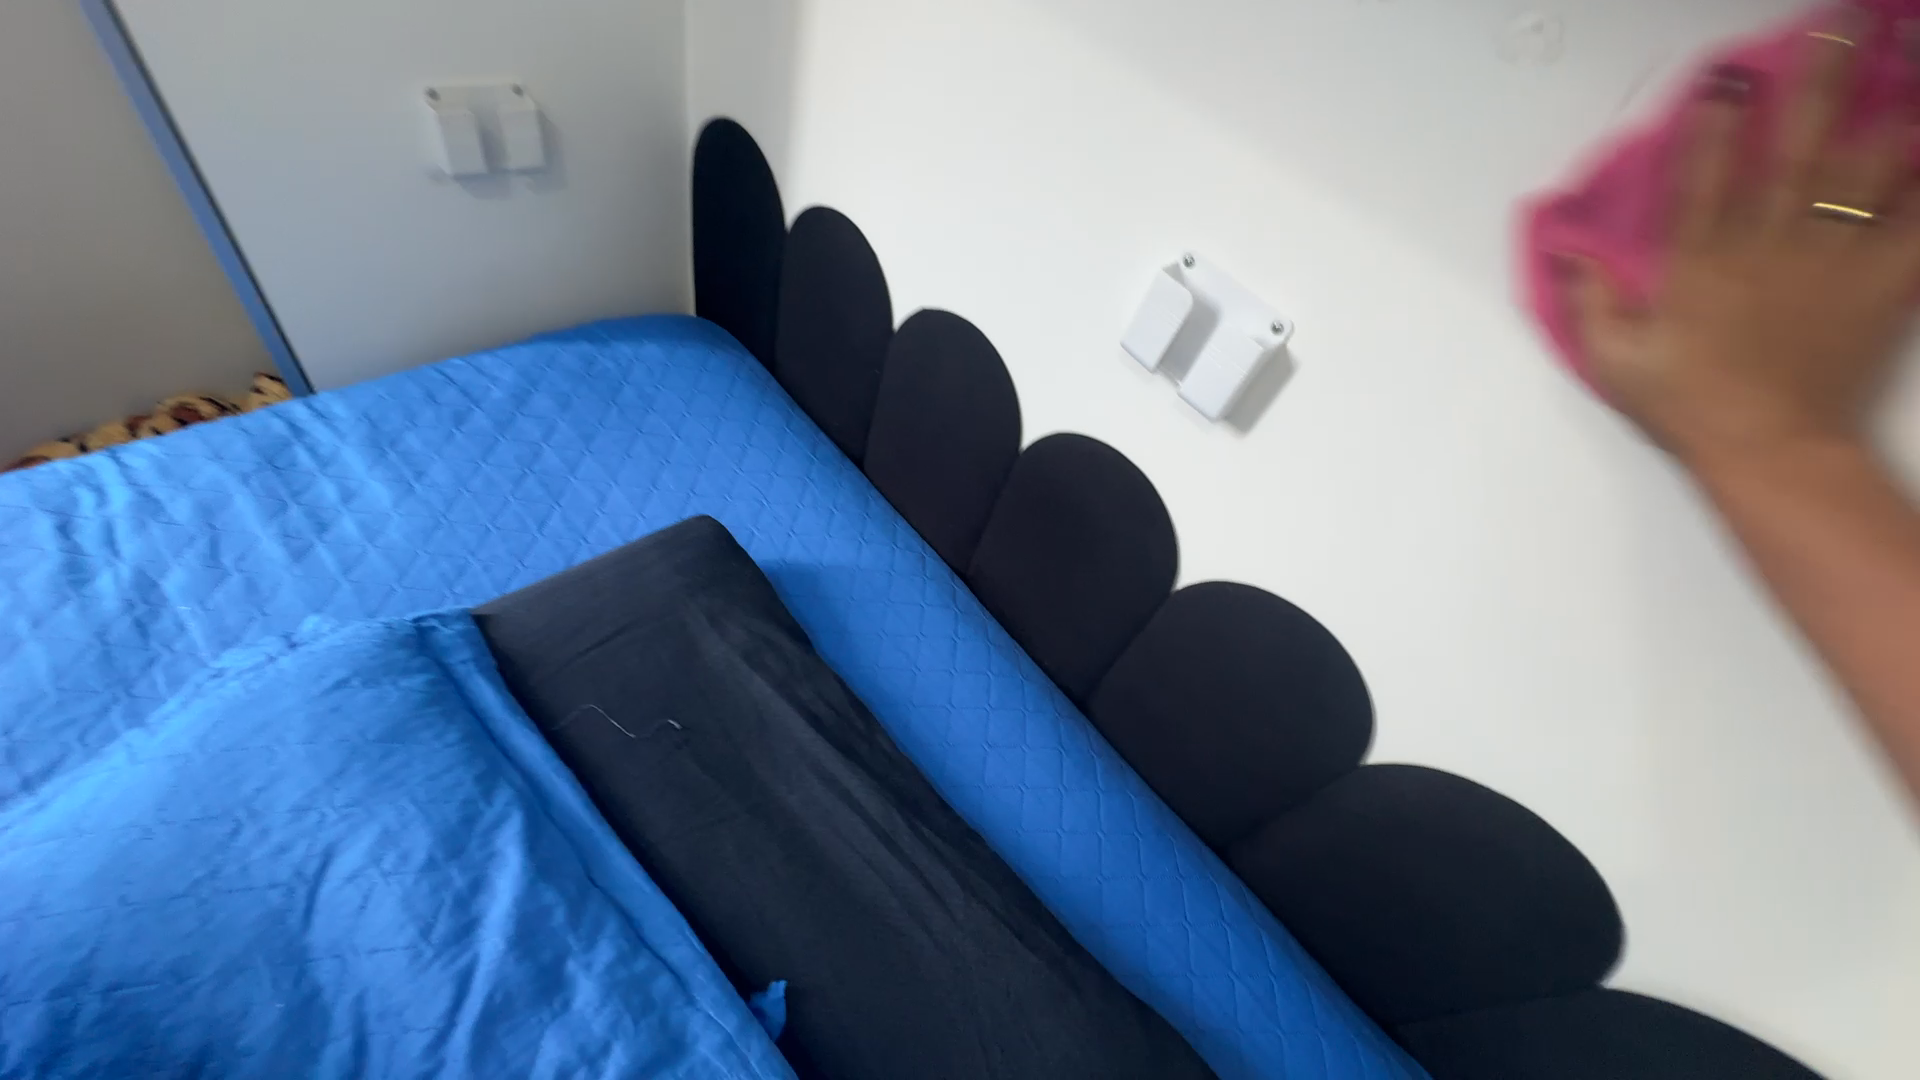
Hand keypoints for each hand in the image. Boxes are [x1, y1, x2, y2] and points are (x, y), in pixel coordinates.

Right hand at [1567, 19, 1919, 469]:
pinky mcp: (1884, 280)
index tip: (1723, 80)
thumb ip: (1592, 302)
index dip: (1713, 127)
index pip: (1702, 182)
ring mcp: (1832, 260)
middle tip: (1833, 29)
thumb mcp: (1611, 359)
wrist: (1768, 443)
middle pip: (1795, 153)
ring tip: (1903, 59)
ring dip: (1884, 110)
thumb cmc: (1679, 401)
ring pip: (1867, 169)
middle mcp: (1764, 249)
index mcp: (1696, 268)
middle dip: (1816, 86)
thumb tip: (1569, 252)